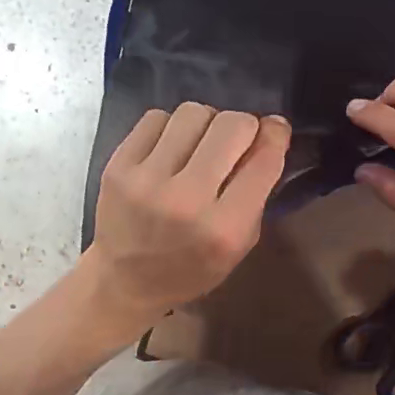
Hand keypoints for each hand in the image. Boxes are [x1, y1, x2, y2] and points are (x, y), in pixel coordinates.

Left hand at [85, 103, 290, 322]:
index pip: (264, 160)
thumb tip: (268, 136)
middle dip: (244, 125)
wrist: (125, 281)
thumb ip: (257, 194)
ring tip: (202, 142)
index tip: (275, 129)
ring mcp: (146, 181)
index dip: (276, 135)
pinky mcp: (118, 166)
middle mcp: (186, 201)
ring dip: (207, 122)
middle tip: (238, 138)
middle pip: (231, 125)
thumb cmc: (192, 268)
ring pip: (193, 112)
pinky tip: (172, 146)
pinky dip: (171, 126)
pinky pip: (156, 118)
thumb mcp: (240, 245)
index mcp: (224, 229)